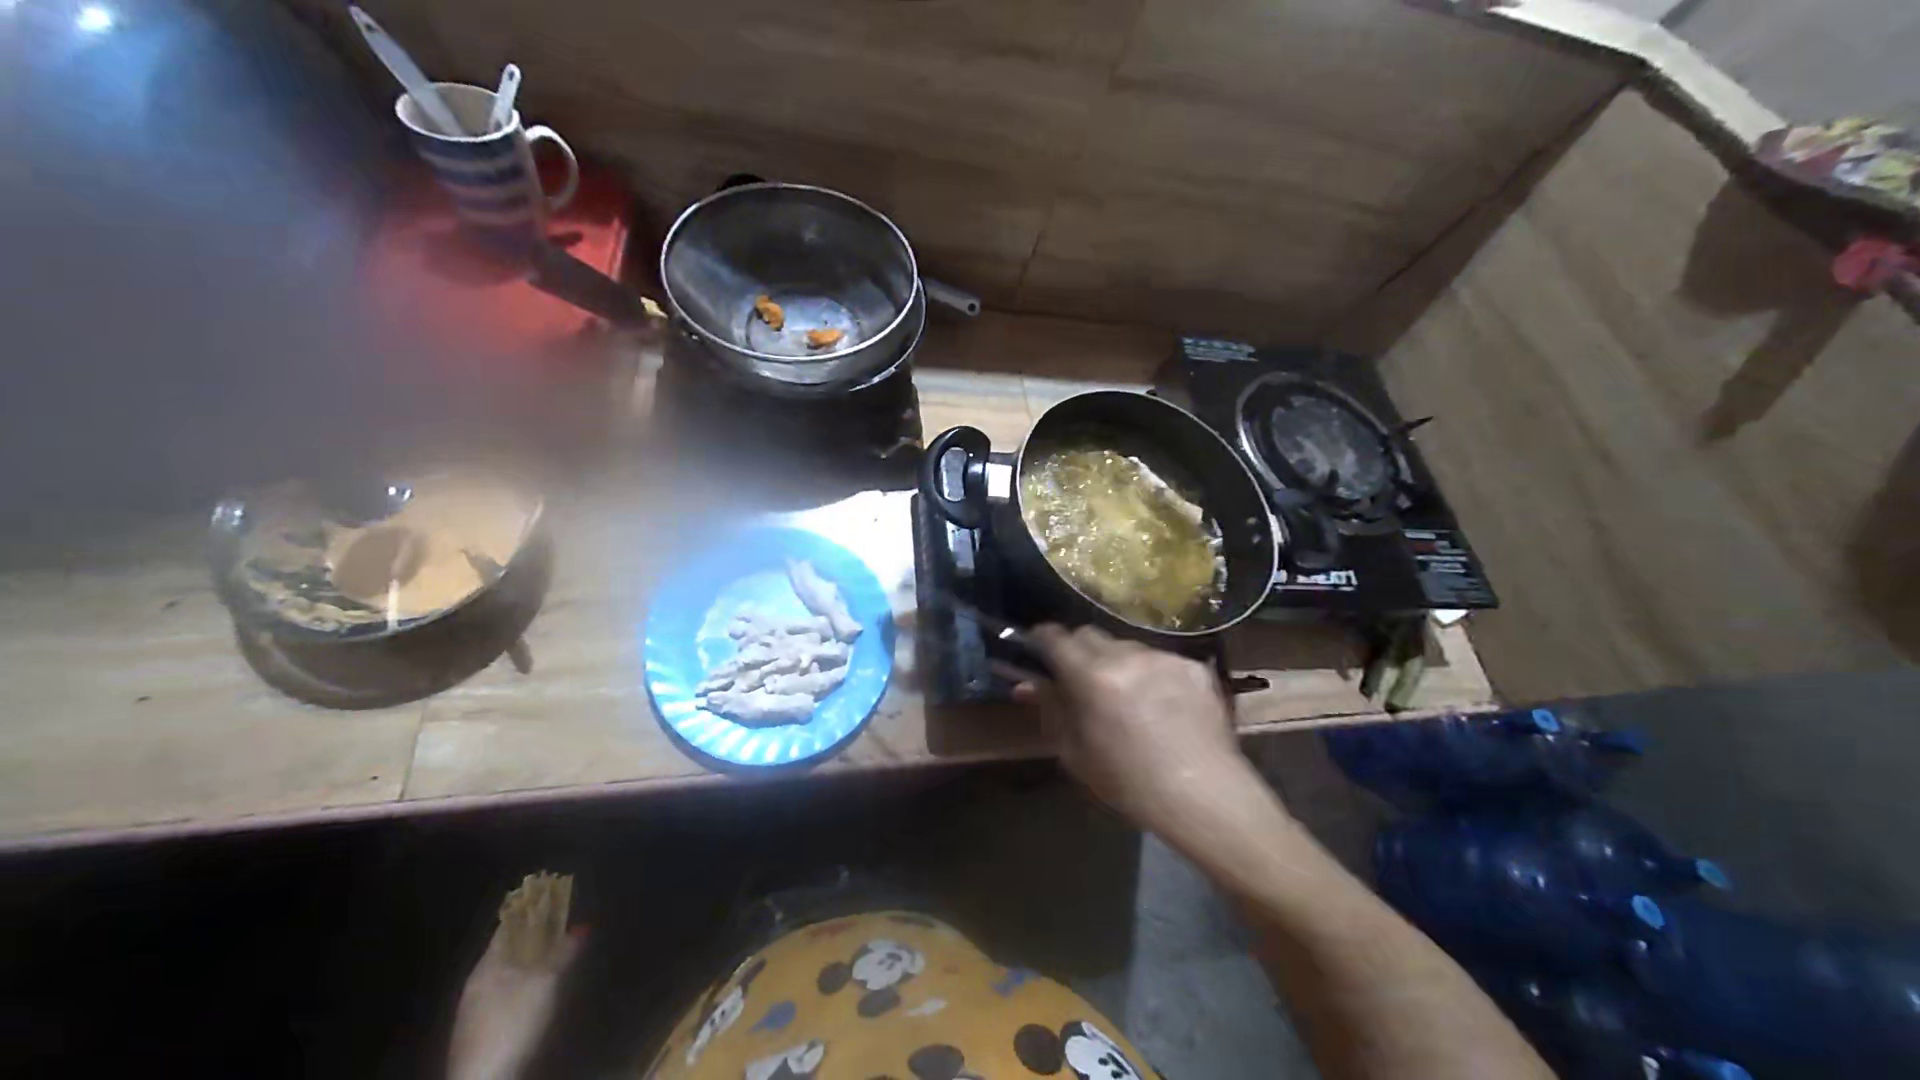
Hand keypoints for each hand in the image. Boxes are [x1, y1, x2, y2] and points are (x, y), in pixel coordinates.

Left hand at [447, 921, 585, 1079]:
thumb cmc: (512, 1022)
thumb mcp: (545, 983)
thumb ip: (562, 953)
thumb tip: (581, 927)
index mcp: (488, 964)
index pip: (509, 925)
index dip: (531, 911)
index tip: (553, 899)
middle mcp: (478, 980)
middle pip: (508, 947)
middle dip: (534, 936)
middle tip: (560, 927)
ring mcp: (475, 1005)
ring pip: (507, 970)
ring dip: (529, 960)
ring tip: (554, 955)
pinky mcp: (479, 1027)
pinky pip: (504, 990)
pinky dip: (523, 980)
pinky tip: (536, 990)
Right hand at [1017, 624, 1271, 835]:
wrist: (1204, 796)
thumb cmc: (1130, 784)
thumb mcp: (1076, 754)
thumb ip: (1050, 710)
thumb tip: (1026, 684)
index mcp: (1092, 676)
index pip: (1055, 636)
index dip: (1042, 639)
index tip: (1038, 650)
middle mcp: (1127, 656)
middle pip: (1090, 634)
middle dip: (1079, 650)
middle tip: (1082, 680)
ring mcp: (1164, 658)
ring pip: (1127, 646)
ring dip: (1118, 662)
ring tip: (1127, 697)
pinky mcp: (1194, 666)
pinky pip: (1160, 660)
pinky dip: (1152, 674)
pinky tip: (1162, 706)